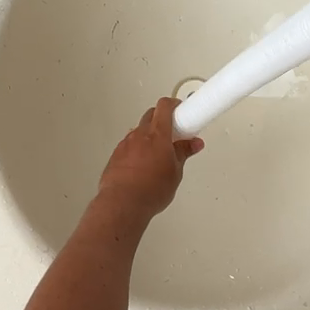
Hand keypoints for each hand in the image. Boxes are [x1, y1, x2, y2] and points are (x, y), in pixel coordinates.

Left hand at [96, 97, 204, 221]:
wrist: (122, 204)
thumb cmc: (151, 190)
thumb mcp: (175, 172)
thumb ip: (183, 153)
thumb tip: (194, 144)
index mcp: (158, 134)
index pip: (164, 106)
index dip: (174, 105)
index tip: (181, 111)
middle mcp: (140, 135)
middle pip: (151, 115)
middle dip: (162, 119)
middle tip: (172, 134)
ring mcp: (125, 144)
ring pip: (139, 130)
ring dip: (148, 135)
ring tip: (157, 154)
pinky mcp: (116, 155)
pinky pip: (128, 145)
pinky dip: (136, 148)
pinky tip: (142, 166)